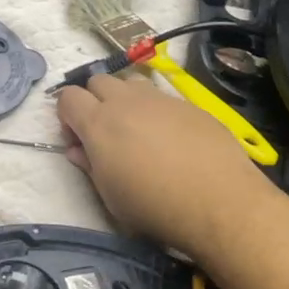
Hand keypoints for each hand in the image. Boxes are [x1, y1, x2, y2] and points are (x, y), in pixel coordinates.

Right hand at [56, 73, 280, 258]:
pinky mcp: (190, 105)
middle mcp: (126, 102)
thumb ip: (90, 166)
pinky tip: (174, 141)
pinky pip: (164, 98)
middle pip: (98, 81)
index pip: (68, 97)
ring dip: (126, 100)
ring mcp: (161, 100)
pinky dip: (158, 112)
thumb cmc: (154, 206)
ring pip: (131, 83)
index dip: (67, 115)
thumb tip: (79, 150)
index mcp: (98, 123)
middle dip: (95, 100)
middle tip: (105, 132)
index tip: (78, 139)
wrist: (220, 203)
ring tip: (138, 129)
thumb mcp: (110, 196)